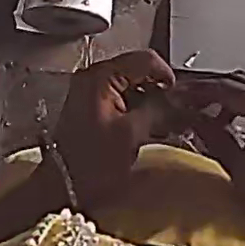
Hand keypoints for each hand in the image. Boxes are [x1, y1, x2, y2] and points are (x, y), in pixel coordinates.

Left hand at [52, 49, 174, 206]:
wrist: (63, 186)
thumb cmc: (94, 161)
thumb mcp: (132, 132)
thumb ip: (159, 108)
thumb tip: (181, 96)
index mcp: (101, 76)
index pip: (144, 59)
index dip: (167, 74)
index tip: (181, 94)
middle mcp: (94, 76)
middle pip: (138, 70)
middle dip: (159, 89)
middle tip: (177, 110)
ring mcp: (91, 90)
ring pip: (131, 84)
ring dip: (150, 100)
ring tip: (167, 122)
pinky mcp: (91, 105)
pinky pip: (121, 96)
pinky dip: (137, 108)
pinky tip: (150, 126)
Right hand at [172, 72, 244, 241]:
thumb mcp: (238, 166)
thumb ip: (212, 135)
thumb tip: (190, 117)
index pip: (226, 88)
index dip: (198, 90)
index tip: (177, 94)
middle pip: (238, 81)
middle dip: (210, 88)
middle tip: (186, 99)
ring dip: (226, 95)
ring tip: (203, 111)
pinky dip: (241, 104)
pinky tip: (226, 120)